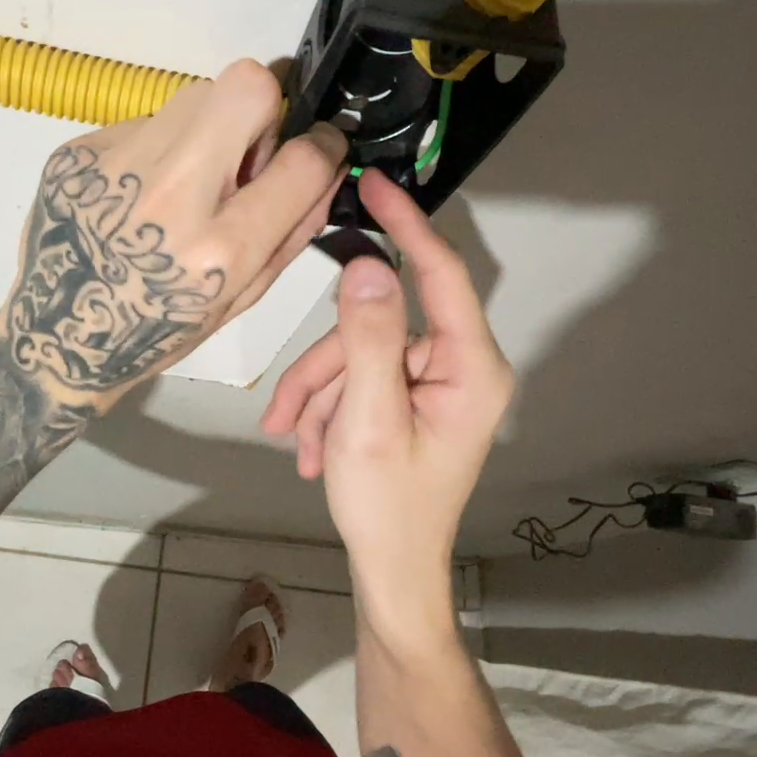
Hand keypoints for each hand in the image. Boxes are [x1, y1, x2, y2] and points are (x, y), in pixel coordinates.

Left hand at [0, 60, 347, 407]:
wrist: (55, 337)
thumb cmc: (157, 331)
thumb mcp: (239, 301)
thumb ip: (291, 231)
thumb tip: (326, 166)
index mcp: (218, 250)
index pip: (302, 161)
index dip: (324, 146)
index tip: (318, 146)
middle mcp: (168, 196)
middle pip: (246, 85)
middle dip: (263, 111)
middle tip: (244, 156)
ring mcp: (116, 165)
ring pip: (194, 93)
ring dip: (209, 128)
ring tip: (188, 181)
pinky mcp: (77, 151)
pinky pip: (145, 121)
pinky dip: (158, 149)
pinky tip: (139, 193)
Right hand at [261, 173, 512, 571]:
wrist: (392, 574)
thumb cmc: (386, 508)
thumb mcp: (366, 423)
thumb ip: (366, 341)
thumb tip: (367, 264)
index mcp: (471, 369)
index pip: (440, 274)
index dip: (406, 224)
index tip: (371, 183)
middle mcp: (460, 367)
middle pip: (375, 327)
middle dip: (324, 369)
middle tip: (286, 415)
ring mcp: (435, 384)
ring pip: (357, 355)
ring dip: (319, 396)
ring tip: (297, 444)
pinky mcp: (413, 399)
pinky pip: (359, 378)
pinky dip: (328, 407)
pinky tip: (309, 449)